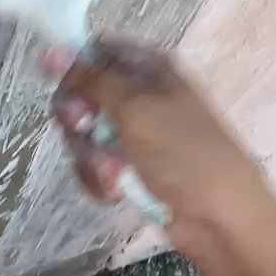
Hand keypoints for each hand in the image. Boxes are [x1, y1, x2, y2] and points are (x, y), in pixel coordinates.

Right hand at [47, 39, 275, 275]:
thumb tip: (50, 51)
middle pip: (82, 93)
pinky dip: (99, 177)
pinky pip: (94, 163)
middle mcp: (140, 95)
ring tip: (111, 174)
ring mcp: (135, 134)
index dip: (72, 66)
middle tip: (84, 129)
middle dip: (78, 118)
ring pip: (84, 133)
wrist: (225, 223)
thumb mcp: (135, 108)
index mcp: (149, 68)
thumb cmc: (185, 153)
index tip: (59, 85)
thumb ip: (89, 80)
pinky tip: (115, 191)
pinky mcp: (130, 168)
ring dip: (89, 155)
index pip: (96, 51)